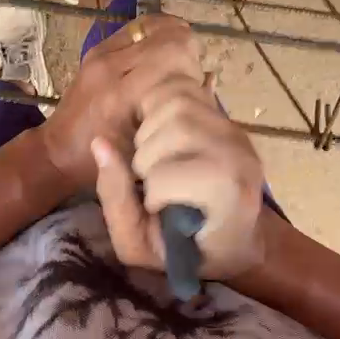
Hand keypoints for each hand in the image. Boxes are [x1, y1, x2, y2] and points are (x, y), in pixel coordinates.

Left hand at [38, 13, 203, 186]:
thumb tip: (211, 77)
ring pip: (150, 26)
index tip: (197, 84)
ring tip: (181, 55)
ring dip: (171, 35)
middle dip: (187, 48)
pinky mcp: (95, 51)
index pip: (173, 56)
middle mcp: (111, 69)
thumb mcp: (146, 147)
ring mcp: (100, 55)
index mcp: (123, 96)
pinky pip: (133, 28)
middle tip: (191, 69)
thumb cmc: (105, 160)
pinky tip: (165, 47)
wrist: (58, 152)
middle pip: (165, 37)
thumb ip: (178, 111)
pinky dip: (154, 32)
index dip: (193, 66)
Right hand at [92, 73, 267, 279]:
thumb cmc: (187, 251)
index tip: (158, 210)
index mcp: (228, 195)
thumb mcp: (140, 247)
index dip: (154, 193)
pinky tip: (156, 133)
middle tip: (149, 180)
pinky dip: (156, 104)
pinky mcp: (222, 114)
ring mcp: (234, 129)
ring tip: (153, 157)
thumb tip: (99, 144)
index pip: (172, 175)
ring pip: (177, 102)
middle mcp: (240, 154)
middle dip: (147, 155)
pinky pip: (182, 88)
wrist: (233, 239)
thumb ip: (116, 203)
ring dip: (150, 130)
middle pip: (176, 128)